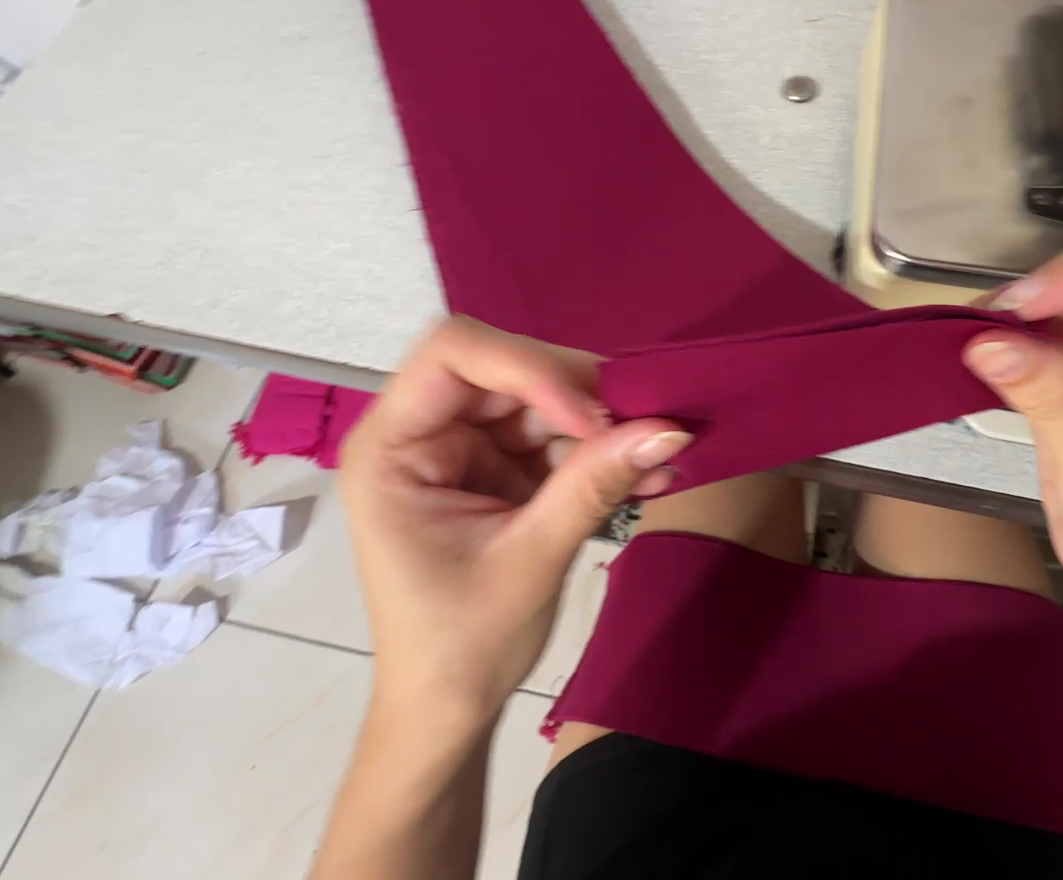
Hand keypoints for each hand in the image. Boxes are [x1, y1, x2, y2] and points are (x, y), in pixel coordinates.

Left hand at [337, 317, 690, 721]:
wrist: (449, 707)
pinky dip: (601, 454)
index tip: (591, 420)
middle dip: (578, 397)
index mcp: (391, 447)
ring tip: (659, 458)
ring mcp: (463, 448)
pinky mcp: (498, 468)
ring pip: (541, 401)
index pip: (453, 355)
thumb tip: (671, 427)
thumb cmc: (462, 644)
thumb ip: (594, 485)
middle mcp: (422, 432)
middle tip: (646, 428)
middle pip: (506, 371)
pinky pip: (555, 438)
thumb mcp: (531, 560)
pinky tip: (646, 476)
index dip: (527, 368)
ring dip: (602, 427)